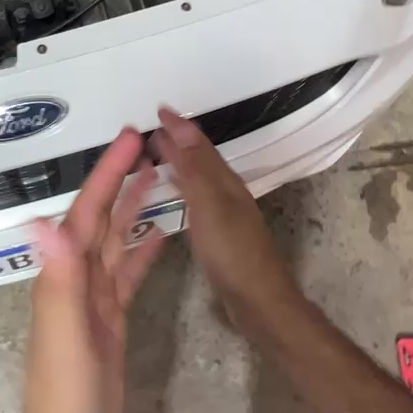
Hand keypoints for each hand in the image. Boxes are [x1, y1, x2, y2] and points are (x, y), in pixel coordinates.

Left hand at [17, 128, 166, 412]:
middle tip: (148, 146)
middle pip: (101, 219)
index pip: (87, 214)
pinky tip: (162, 236)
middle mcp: (75, 280)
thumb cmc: (65, 395)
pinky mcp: (111, 320)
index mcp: (63, 276)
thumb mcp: (64, 335)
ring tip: (159, 177)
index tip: (130, 138)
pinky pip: (129, 275)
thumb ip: (58, 280)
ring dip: (133, 209)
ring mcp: (94, 300)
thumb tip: (43, 221)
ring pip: (116, 242)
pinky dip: (143, 252)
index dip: (106, 174)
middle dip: (120, 180)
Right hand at [150, 107, 304, 336]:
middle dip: (179, 141)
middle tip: (154, 129)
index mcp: (225, 183)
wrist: (259, 301)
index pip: (199, 146)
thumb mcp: (210, 206)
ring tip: (159, 154)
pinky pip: (197, 200)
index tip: (159, 110)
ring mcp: (226, 215)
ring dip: (181, 163)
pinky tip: (175, 195)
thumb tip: (181, 128)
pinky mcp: (221, 235)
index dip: (180, 127)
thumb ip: (195, 169)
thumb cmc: (233, 254)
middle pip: (201, 159)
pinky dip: (183, 188)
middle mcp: (227, 193)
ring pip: (200, 178)